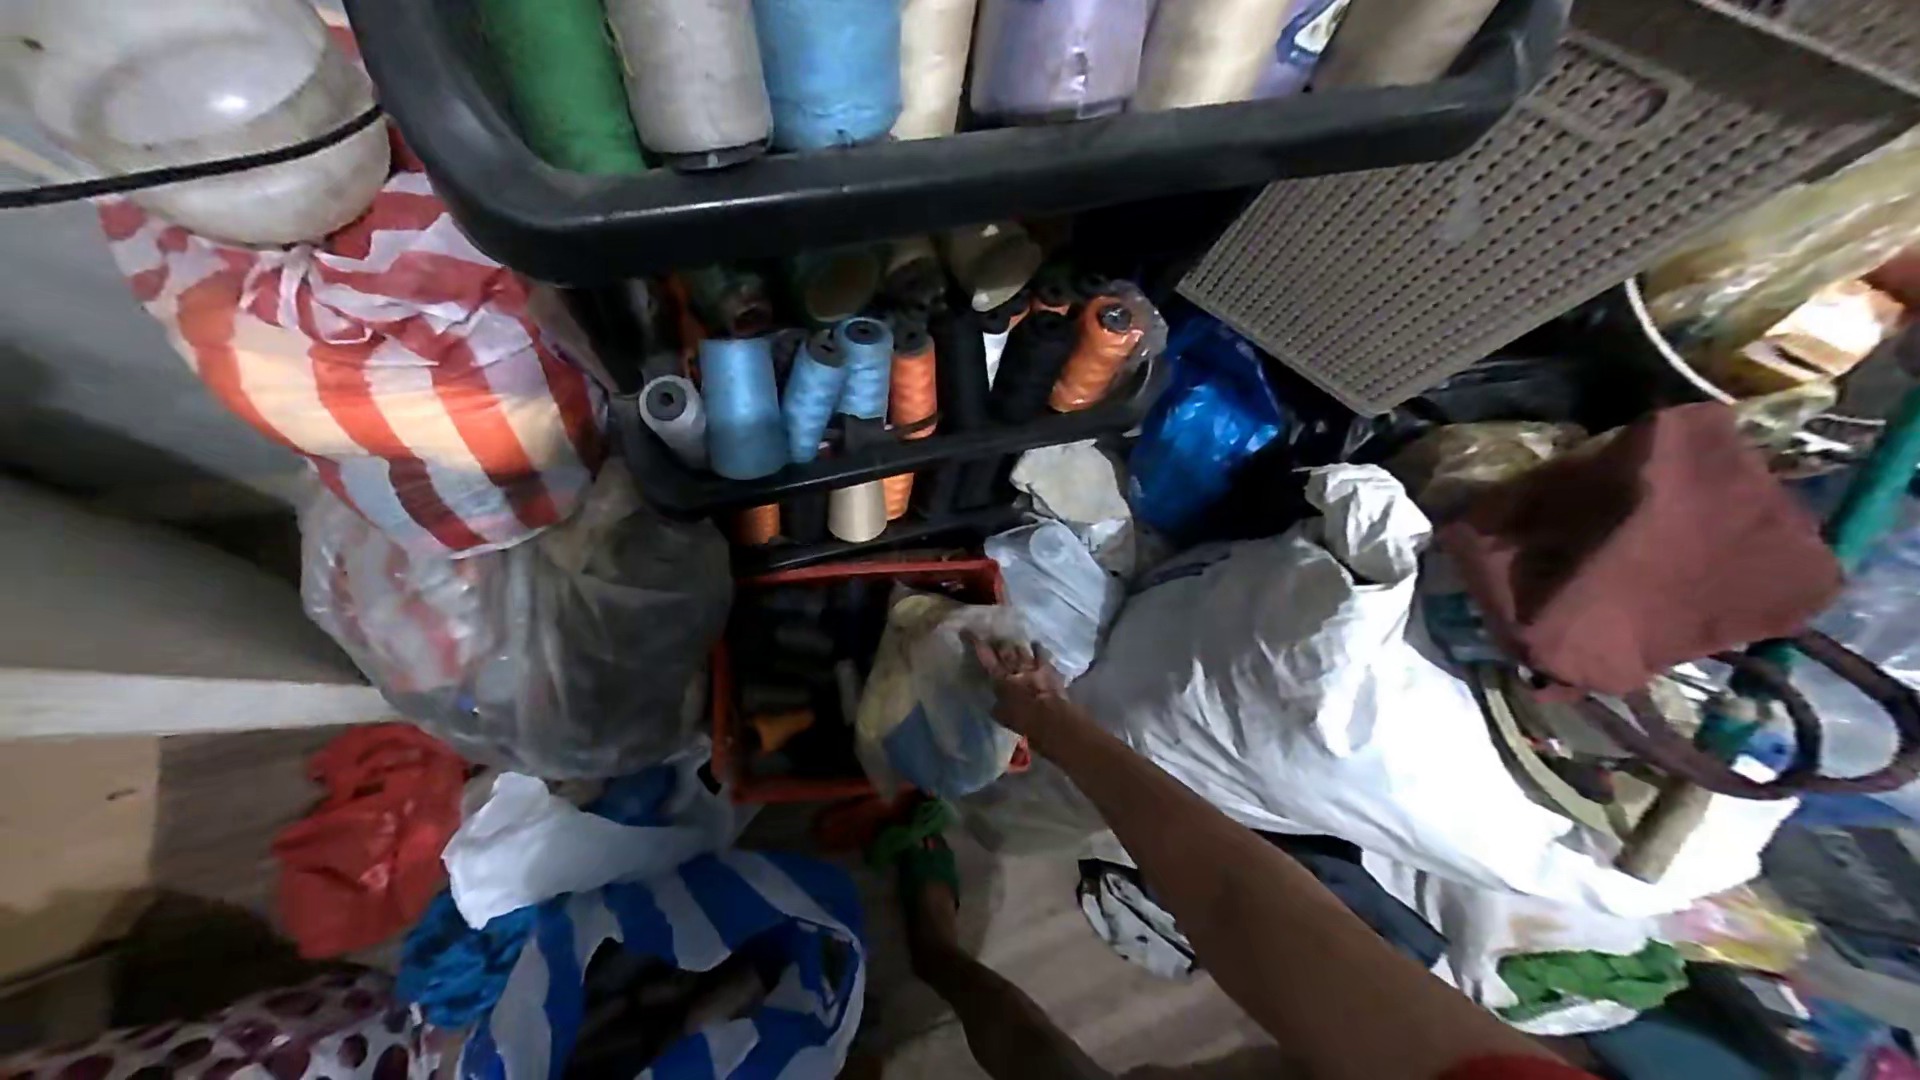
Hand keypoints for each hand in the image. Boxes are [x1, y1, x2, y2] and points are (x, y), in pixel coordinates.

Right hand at [963, 632, 1070, 736]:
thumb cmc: (1023, 720)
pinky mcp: (1047, 667)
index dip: (975, 641)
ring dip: (1015, 646)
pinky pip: (1041, 653)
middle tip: (993, 641)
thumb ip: (998, 706)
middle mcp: (1014, 666)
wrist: (1051, 717)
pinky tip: (1035, 644)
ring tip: (1012, 645)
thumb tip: (997, 703)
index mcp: (999, 678)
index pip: (984, 655)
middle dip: (997, 643)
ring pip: (1020, 648)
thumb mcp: (1002, 716)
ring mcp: (1032, 664)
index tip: (967, 631)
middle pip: (1003, 648)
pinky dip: (1037, 648)